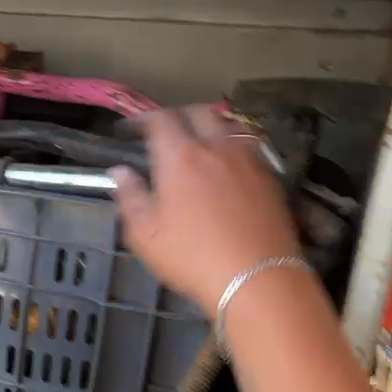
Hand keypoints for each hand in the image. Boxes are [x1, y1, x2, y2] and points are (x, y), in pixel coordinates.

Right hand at [111, 107, 301, 309]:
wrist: (257, 278)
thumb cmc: (191, 256)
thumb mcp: (145, 234)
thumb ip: (129, 197)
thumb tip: (120, 171)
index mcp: (179, 157)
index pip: (159, 120)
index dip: (141, 119)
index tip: (130, 129)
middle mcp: (216, 147)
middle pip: (197, 113)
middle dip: (178, 116)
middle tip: (165, 132)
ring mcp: (248, 160)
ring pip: (228, 126)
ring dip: (209, 127)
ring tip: (200, 143)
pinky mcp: (270, 177)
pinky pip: (249, 147)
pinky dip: (232, 147)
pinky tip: (228, 166)